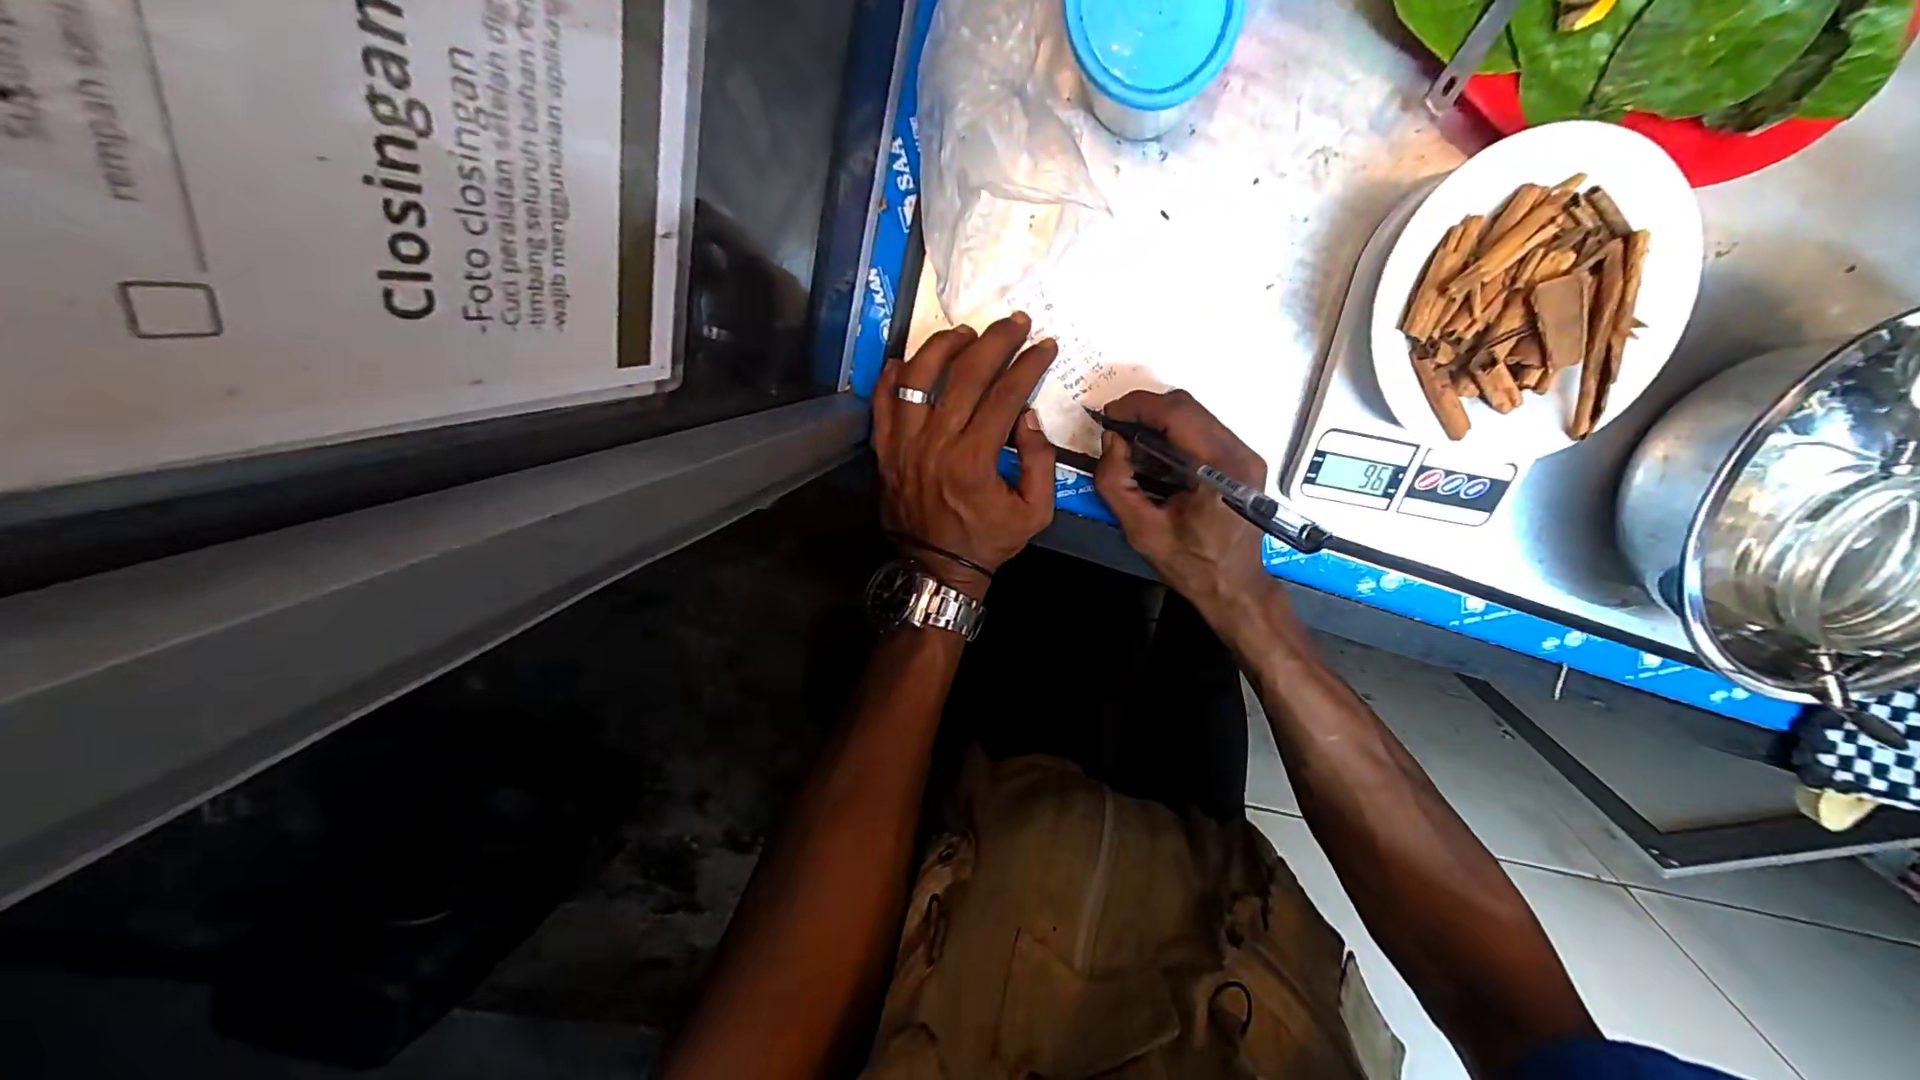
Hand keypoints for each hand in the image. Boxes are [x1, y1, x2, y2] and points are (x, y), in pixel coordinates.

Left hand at [873, 313, 1058, 597]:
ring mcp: (904, 444)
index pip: (1005, 395)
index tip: (1044, 345)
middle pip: (965, 375)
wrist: (936, 568)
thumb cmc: (987, 540)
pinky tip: (909, 360)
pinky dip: (893, 376)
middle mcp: (935, 443)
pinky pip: (882, 402)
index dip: (1028, 365)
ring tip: (965, 334)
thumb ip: (1040, 461)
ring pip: (918, 377)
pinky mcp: (885, 450)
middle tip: (1014, 323)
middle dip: (995, 341)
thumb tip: (1027, 415)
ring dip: (943, 346)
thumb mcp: (1034, 512)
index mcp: (973, 460)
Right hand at [1093, 390, 1278, 623]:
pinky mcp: (1241, 460)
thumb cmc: (1192, 565)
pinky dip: (1173, 432)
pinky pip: (1202, 429)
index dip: (1137, 406)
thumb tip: (1111, 441)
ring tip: (1130, 442)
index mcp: (1220, 470)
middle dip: (1144, 410)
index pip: (1177, 414)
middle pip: (1187, 406)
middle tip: (1114, 429)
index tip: (1109, 415)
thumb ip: (1117, 482)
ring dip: (1158, 420)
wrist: (1234, 586)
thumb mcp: (1141, 530)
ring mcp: (1245, 454)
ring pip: (1195, 414)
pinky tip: (1153, 453)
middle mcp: (1240, 454)